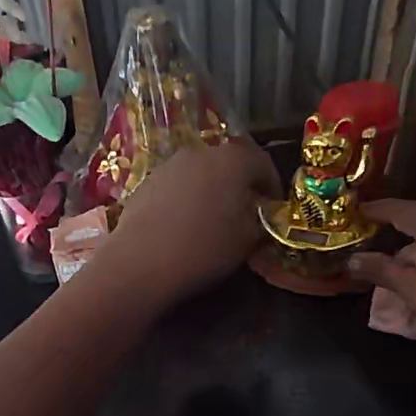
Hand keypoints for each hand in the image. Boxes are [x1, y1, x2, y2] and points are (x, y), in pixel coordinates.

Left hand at [89, 140, 281, 305]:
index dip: (272, 186)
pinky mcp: (144, 185)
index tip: (274, 208)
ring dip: (208, 192)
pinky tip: (180, 227)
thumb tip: (261, 216)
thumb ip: (261, 222)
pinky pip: (174, 189)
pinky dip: (183, 201)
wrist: (140, 262)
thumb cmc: (204, 249)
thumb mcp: (247, 240)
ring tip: (209, 221)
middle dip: (238, 187)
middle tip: (243, 214)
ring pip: (198, 175)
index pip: (263, 164)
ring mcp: (167, 167)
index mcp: (233, 160)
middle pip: (228, 165)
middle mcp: (199, 153)